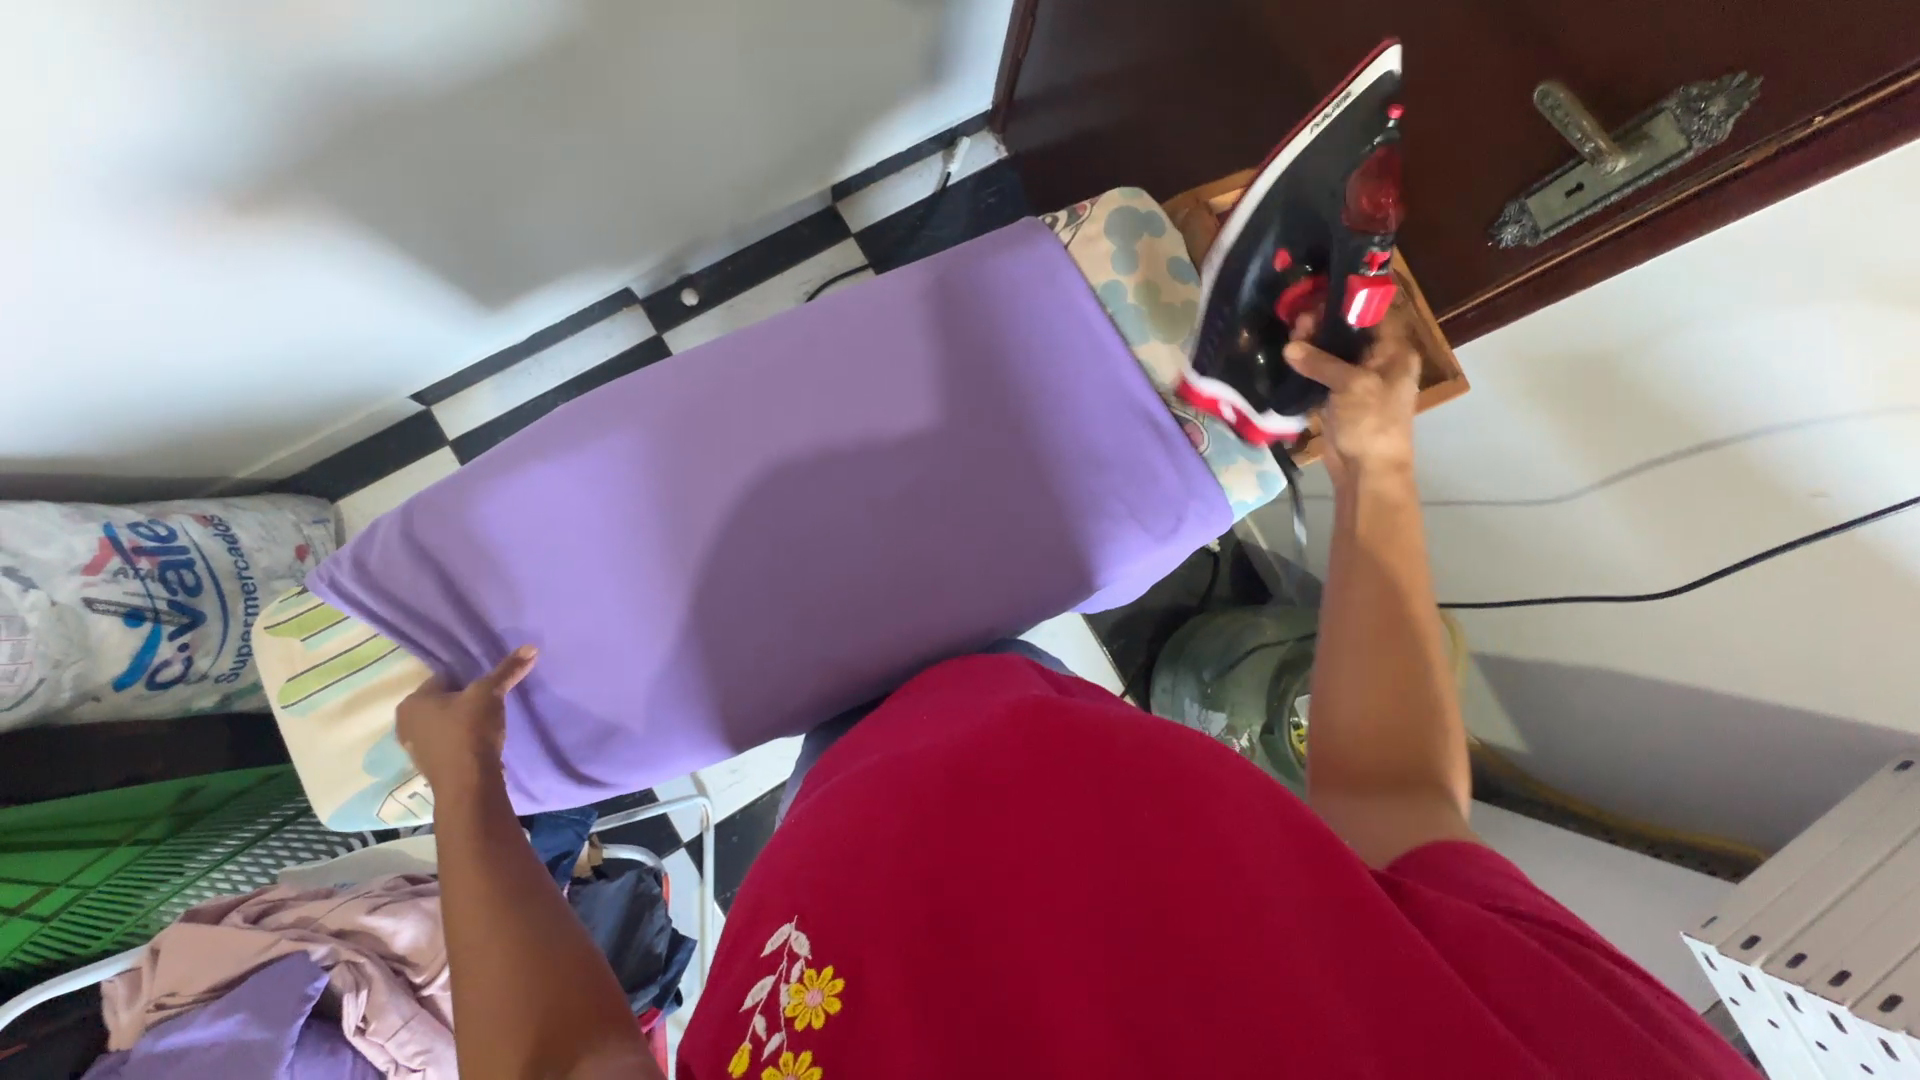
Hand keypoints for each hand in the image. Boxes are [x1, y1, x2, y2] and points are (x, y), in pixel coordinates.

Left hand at [396, 646, 536, 799]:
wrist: (469, 783)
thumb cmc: (470, 731)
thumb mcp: (490, 694)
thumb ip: (507, 670)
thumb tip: (530, 647)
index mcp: (412, 702)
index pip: (445, 677)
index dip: (470, 678)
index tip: (490, 685)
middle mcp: (405, 722)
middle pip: (444, 700)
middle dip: (465, 700)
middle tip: (491, 702)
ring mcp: (414, 747)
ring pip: (444, 722)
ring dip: (463, 721)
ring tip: (489, 722)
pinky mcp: (428, 765)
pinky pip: (447, 741)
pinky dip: (462, 739)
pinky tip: (481, 741)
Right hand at [1282, 306, 1421, 484]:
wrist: (1368, 471)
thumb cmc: (1372, 423)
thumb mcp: (1351, 385)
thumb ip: (1321, 362)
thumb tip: (1290, 347)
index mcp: (1394, 353)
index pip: (1374, 315)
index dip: (1350, 301)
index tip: (1320, 293)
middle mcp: (1378, 362)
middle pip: (1350, 333)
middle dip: (1324, 324)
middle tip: (1298, 320)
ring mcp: (1356, 382)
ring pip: (1333, 353)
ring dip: (1312, 345)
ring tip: (1290, 338)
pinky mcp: (1338, 399)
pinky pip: (1322, 375)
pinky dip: (1307, 367)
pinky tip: (1289, 357)